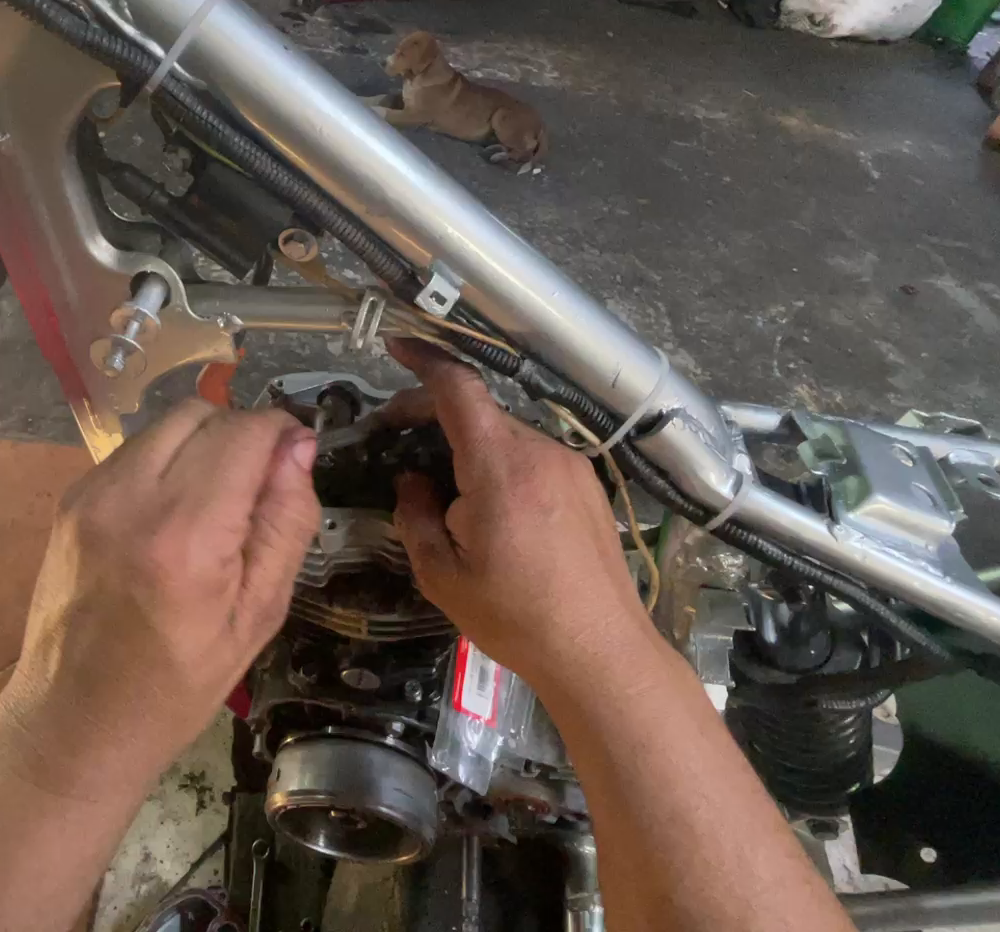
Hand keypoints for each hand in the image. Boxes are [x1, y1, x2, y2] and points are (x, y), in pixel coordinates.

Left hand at [2, 400, 319, 793]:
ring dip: (204, 442)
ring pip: (167, 424)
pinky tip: (172, 511)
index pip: (245, 432)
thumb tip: (299, 448)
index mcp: (187, 535)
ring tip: (215, 500)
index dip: (282, 431)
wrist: (74, 720)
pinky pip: (135, 449)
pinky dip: (168, 460)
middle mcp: (131, 497)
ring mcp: (92, 493)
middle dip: (243, 433)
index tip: (297, 455)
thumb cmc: (179, 683)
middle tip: (258, 483)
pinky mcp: (71, 498)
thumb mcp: (259, 613)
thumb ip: (286, 521)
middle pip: (204, 412)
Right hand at [384, 340, 650, 690]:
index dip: (425, 361)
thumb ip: (415, 515)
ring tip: (445, 489)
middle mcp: (540, 451)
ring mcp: (571, 466)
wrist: (601, 653)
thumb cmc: (515, 616)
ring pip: (505, 436)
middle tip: (399, 438)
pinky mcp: (587, 485)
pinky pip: (531, 457)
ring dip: (468, 446)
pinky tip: (491, 508)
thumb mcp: (441, 574)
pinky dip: (499, 463)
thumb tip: (412, 480)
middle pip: (479, 412)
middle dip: (433, 416)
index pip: (458, 389)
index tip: (397, 346)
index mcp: (500, 467)